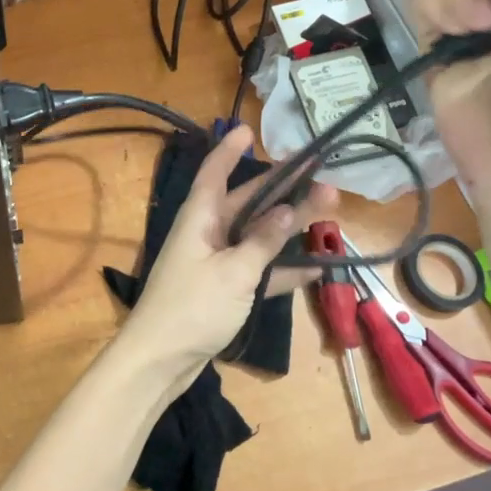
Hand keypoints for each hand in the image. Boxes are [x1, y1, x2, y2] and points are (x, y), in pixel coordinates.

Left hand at [120, 127, 338, 368]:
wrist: (160, 360)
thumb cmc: (193, 306)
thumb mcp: (234, 272)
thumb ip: (263, 241)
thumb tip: (289, 210)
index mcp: (199, 217)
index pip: (215, 172)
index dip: (230, 150)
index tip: (249, 130)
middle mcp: (207, 232)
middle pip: (247, 203)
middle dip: (281, 189)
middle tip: (320, 174)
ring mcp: (216, 261)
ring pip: (258, 235)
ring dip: (290, 226)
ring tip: (330, 210)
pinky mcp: (225, 290)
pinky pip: (259, 269)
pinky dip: (283, 268)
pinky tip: (317, 267)